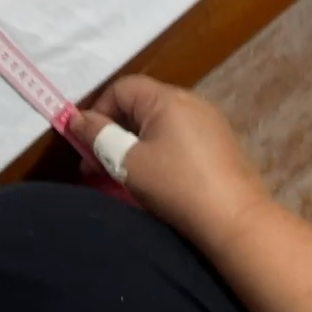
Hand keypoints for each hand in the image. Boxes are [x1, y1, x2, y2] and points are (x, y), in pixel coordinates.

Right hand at [72, 75, 273, 240]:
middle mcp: (190, 101)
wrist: (236, 222)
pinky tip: (154, 178)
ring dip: (133, 143)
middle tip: (97, 165)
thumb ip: (97, 135)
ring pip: (157, 123)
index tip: (87, 145)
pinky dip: (157, 150)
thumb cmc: (175, 186)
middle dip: (112, 131)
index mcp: (167, 99)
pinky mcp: (219, 144)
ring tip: (123, 174)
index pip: (120, 89)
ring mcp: (209, 122)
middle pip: (139, 104)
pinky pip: (177, 137)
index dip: (97, 112)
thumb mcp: (126, 162)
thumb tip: (76, 119)